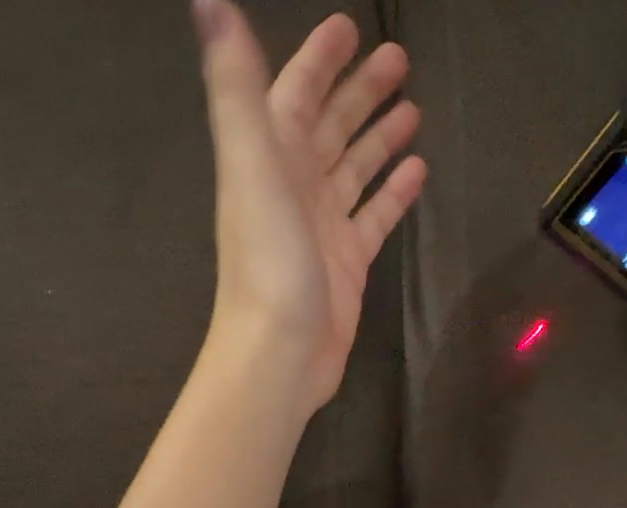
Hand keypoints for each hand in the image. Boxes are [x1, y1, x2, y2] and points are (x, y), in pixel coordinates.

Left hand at [192, 0, 426, 413]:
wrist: (280, 353)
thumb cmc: (269, 264)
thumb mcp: (251, 168)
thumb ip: (236, 89)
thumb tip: (209, 3)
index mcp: (269, 158)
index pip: (295, 94)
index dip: (319, 60)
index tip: (349, 29)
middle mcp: (295, 185)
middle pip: (330, 126)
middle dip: (360, 91)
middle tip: (400, 61)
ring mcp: (323, 225)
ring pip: (355, 168)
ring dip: (379, 137)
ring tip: (414, 110)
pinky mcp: (348, 261)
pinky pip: (374, 216)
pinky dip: (393, 193)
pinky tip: (417, 172)